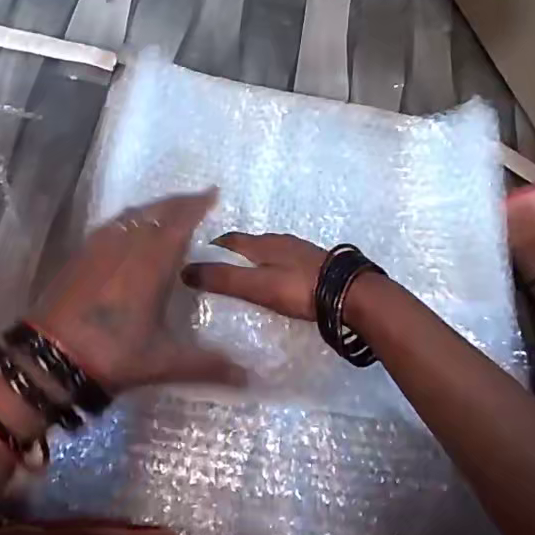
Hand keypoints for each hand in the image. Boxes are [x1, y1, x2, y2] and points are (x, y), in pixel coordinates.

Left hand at [29, 189, 245, 390]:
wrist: (49, 358)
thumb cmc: (112, 354)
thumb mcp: (164, 362)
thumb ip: (208, 365)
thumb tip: (249, 379)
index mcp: (151, 263)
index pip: (179, 222)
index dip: (196, 206)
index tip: (212, 193)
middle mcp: (125, 246)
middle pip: (155, 212)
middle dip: (177, 203)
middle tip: (196, 200)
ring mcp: (98, 248)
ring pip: (130, 215)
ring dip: (152, 209)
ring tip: (167, 212)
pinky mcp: (78, 257)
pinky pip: (109, 226)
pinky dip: (127, 220)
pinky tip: (128, 231)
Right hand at [179, 231, 327, 321]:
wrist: (350, 294)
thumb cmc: (299, 289)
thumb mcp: (256, 286)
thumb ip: (223, 279)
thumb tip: (184, 270)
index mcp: (262, 243)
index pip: (229, 240)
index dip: (212, 248)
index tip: (197, 259)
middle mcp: (280, 241)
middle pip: (249, 244)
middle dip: (232, 254)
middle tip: (217, 270)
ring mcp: (300, 251)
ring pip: (269, 252)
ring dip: (254, 261)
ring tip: (244, 278)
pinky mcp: (316, 264)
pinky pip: (285, 263)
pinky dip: (273, 269)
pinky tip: (275, 282)